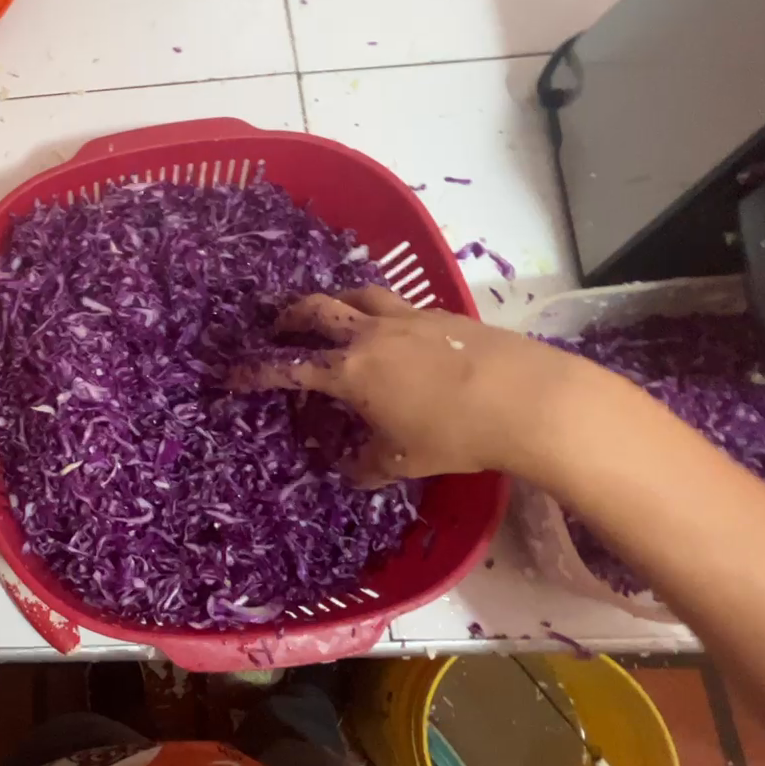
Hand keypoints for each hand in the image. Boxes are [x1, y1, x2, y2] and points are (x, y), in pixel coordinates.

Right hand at [230, 287, 600, 485]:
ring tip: (330, 316)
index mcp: (349, 371)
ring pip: (355, 295)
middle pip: (314, 308)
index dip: (255, 370)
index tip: (231, 373)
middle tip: (277, 327)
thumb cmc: (457, 434)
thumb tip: (347, 471)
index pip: (288, 367)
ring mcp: (407, 318)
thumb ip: (365, 465)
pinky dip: (378, 313)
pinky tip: (392, 333)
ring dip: (333, 303)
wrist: (533, 401)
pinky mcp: (441, 315)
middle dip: (287, 316)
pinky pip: (396, 305)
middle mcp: (369, 335)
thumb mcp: (402, 460)